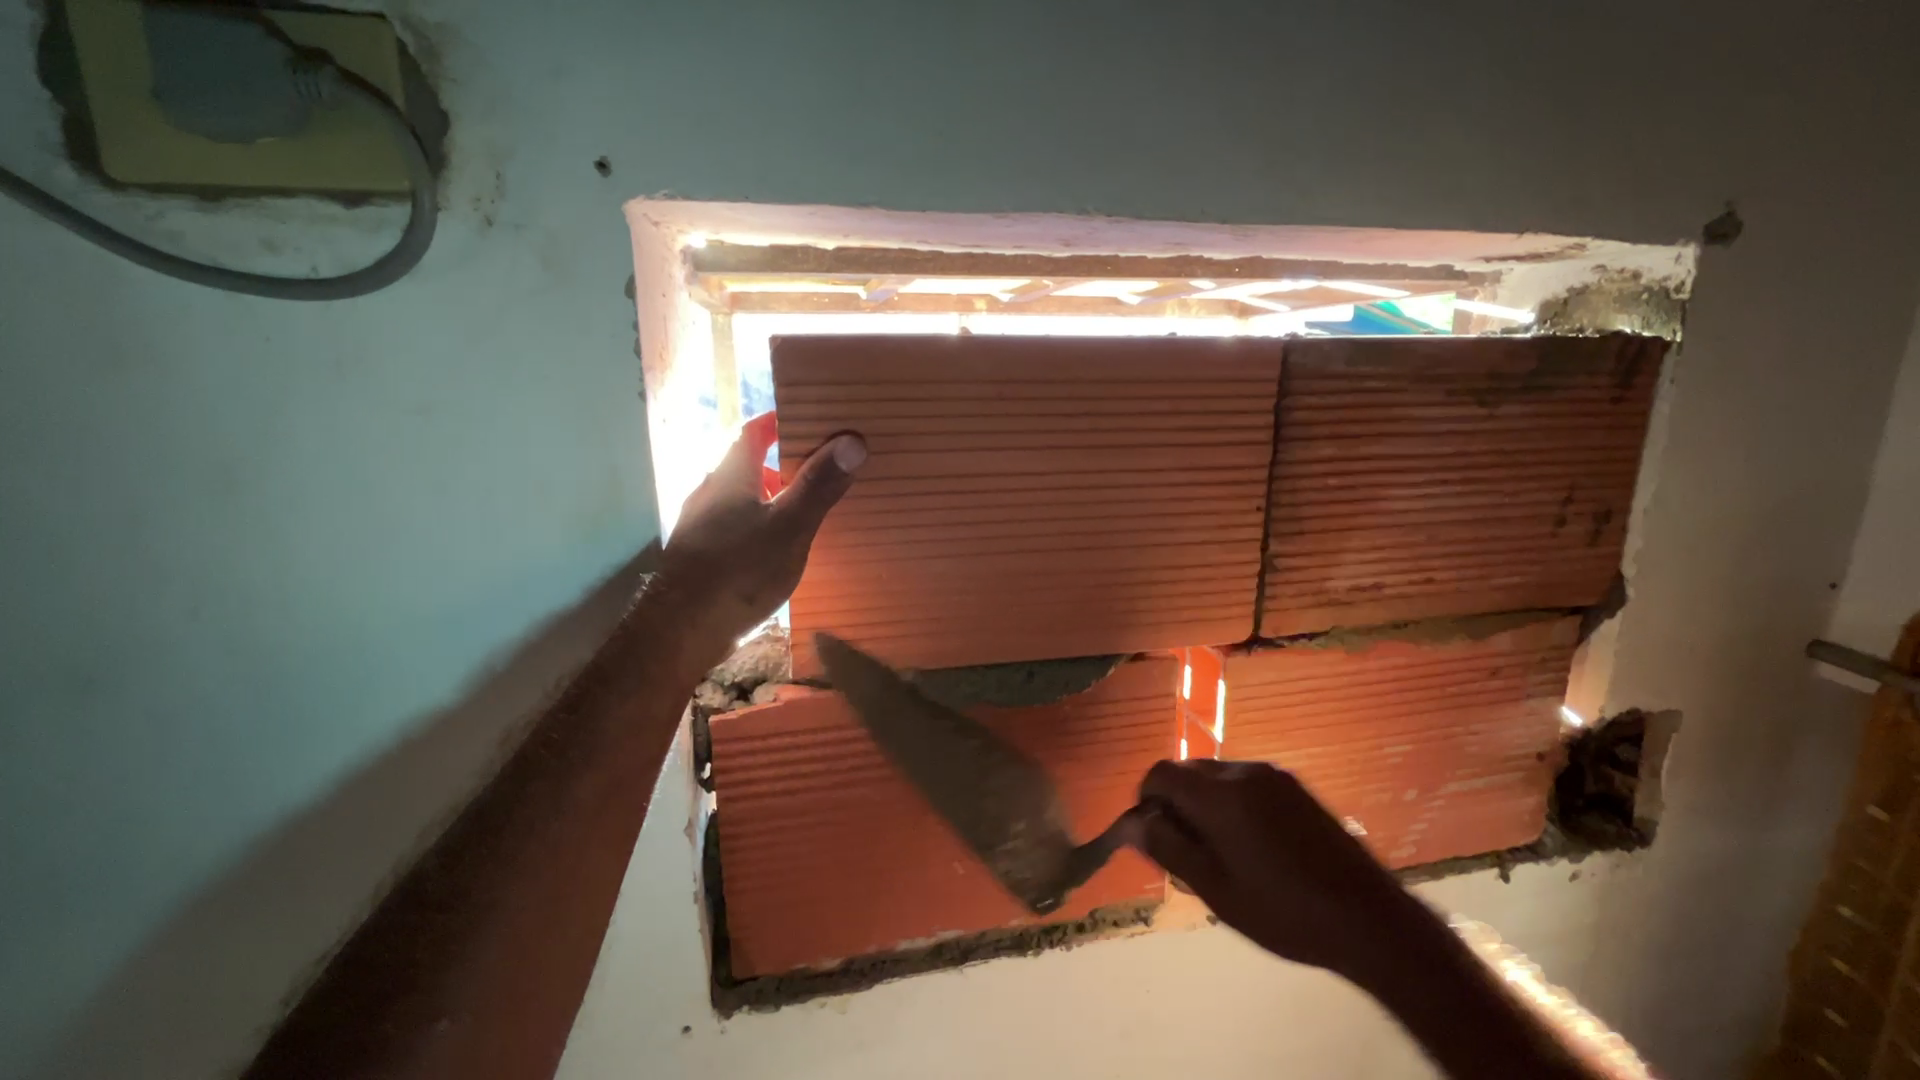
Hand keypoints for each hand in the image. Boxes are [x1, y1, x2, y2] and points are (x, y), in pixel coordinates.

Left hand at [658, 412, 865, 653]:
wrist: (681, 630)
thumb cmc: (739, 570)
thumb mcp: (790, 527)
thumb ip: (818, 485)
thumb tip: (852, 440)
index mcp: (731, 475)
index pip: (753, 432)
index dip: (777, 421)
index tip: (807, 420)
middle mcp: (709, 492)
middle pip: (745, 465)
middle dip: (780, 465)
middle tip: (819, 469)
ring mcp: (699, 525)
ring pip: (739, 499)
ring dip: (769, 498)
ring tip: (804, 511)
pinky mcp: (698, 556)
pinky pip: (732, 527)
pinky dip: (756, 526)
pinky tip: (774, 550)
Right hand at [1127, 759, 1419, 982]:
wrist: (1370, 920)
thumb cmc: (1283, 913)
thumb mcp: (1215, 889)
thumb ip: (1168, 849)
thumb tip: (1129, 824)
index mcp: (1219, 796)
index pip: (1159, 774)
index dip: (1146, 802)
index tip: (1154, 840)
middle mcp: (1244, 773)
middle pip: (1187, 770)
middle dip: (1175, 803)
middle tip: (1186, 852)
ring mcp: (1275, 777)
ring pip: (1217, 777)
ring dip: (1204, 803)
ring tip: (1220, 854)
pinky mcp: (1297, 788)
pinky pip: (1246, 784)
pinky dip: (1233, 804)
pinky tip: (1253, 847)